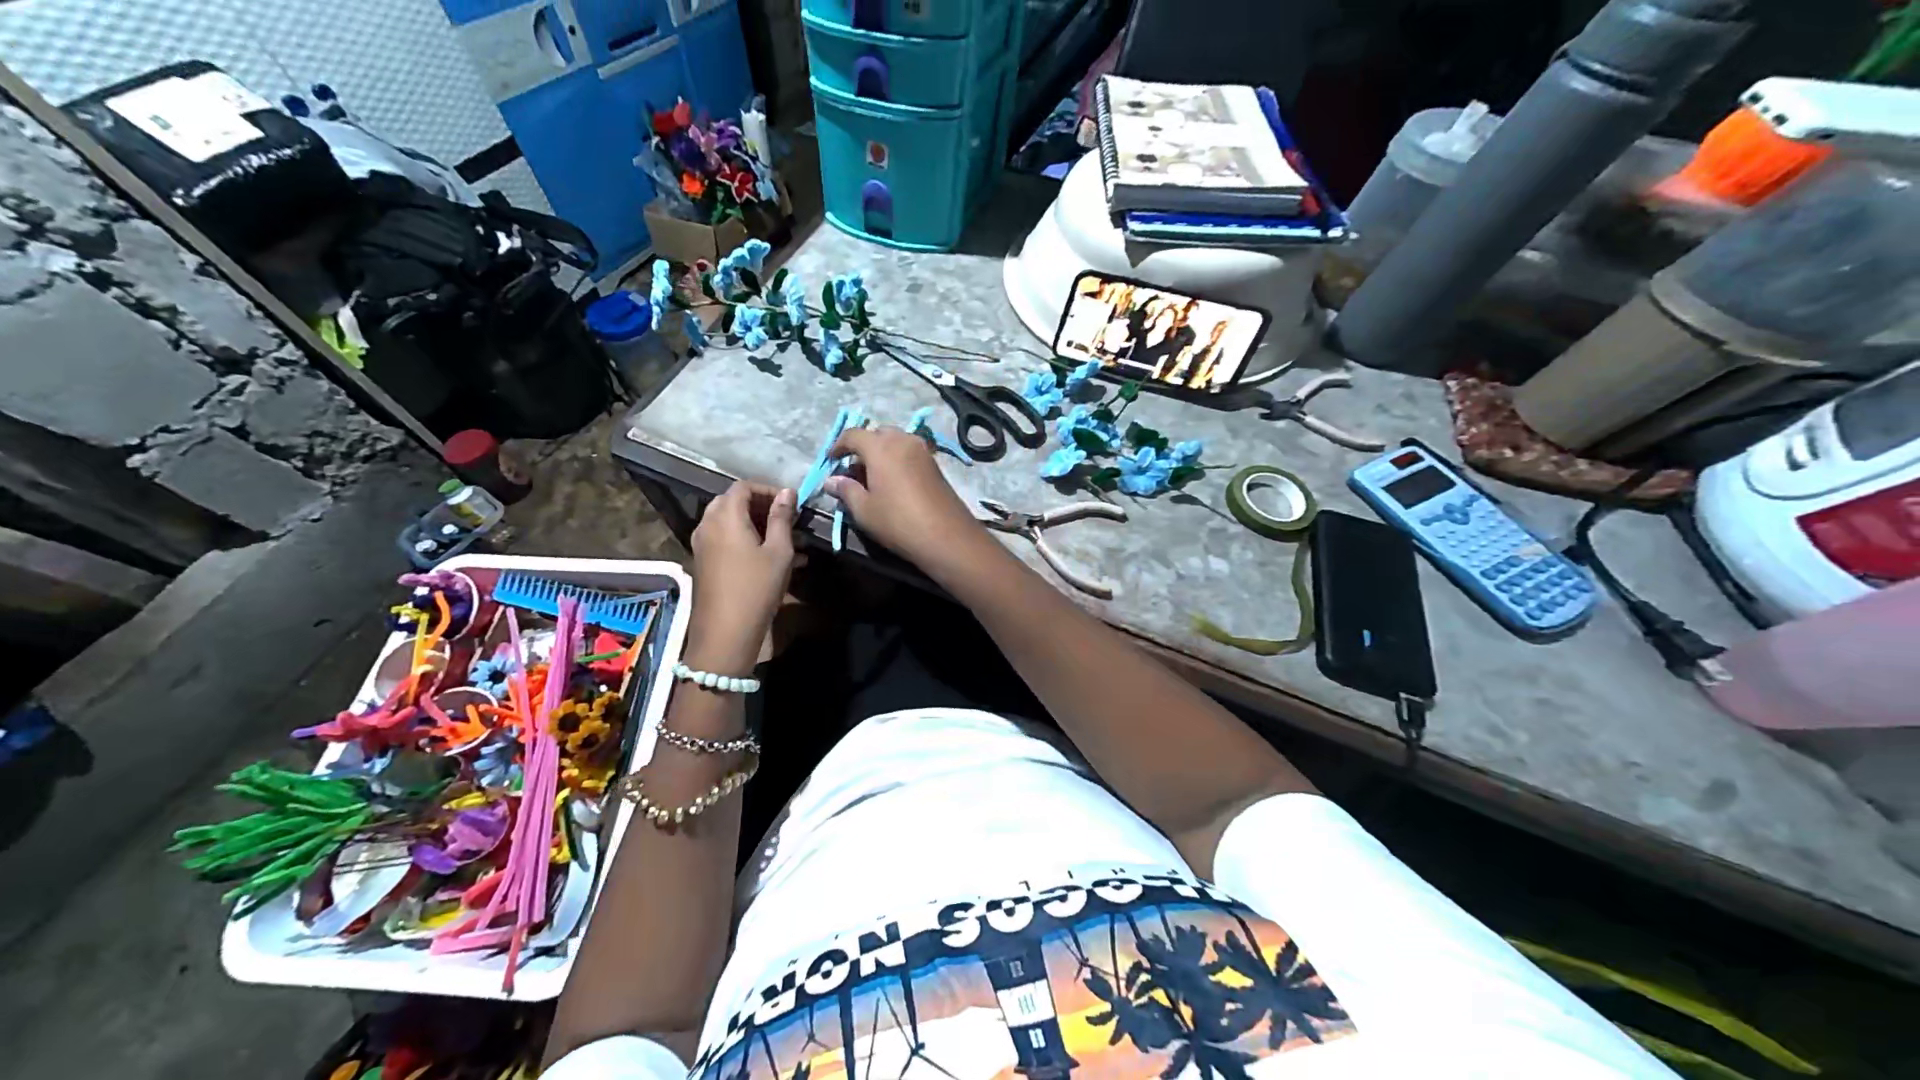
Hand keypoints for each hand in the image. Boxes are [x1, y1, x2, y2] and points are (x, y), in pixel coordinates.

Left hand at [687, 482, 796, 673]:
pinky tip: (777, 559)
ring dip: (759, 526)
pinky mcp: (705, 562)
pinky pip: (727, 540)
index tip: (792, 503)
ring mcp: (703, 544)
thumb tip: (787, 492)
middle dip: (763, 507)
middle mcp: (708, 524)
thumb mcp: (778, 551)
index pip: (743, 487)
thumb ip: (782, 518)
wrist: (725, 633)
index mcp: (725, 516)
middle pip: (734, 502)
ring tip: (790, 542)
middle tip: (789, 520)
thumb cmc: (756, 587)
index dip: (769, 489)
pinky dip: (749, 541)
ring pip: (731, 523)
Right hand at [825, 427, 996, 575]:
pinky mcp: (935, 464)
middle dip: (862, 448)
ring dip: (881, 454)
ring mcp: (922, 451)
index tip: (831, 461)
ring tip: (872, 479)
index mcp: (881, 446)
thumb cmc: (898, 521)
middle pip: (877, 434)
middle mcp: (903, 440)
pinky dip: (896, 460)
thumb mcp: (864, 510)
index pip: (853, 435)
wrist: (946, 536)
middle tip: (852, 471)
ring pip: (895, 442)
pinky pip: (909, 453)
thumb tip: (832, 481)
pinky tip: (892, 483)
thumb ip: (846, 490)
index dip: (838, 446)